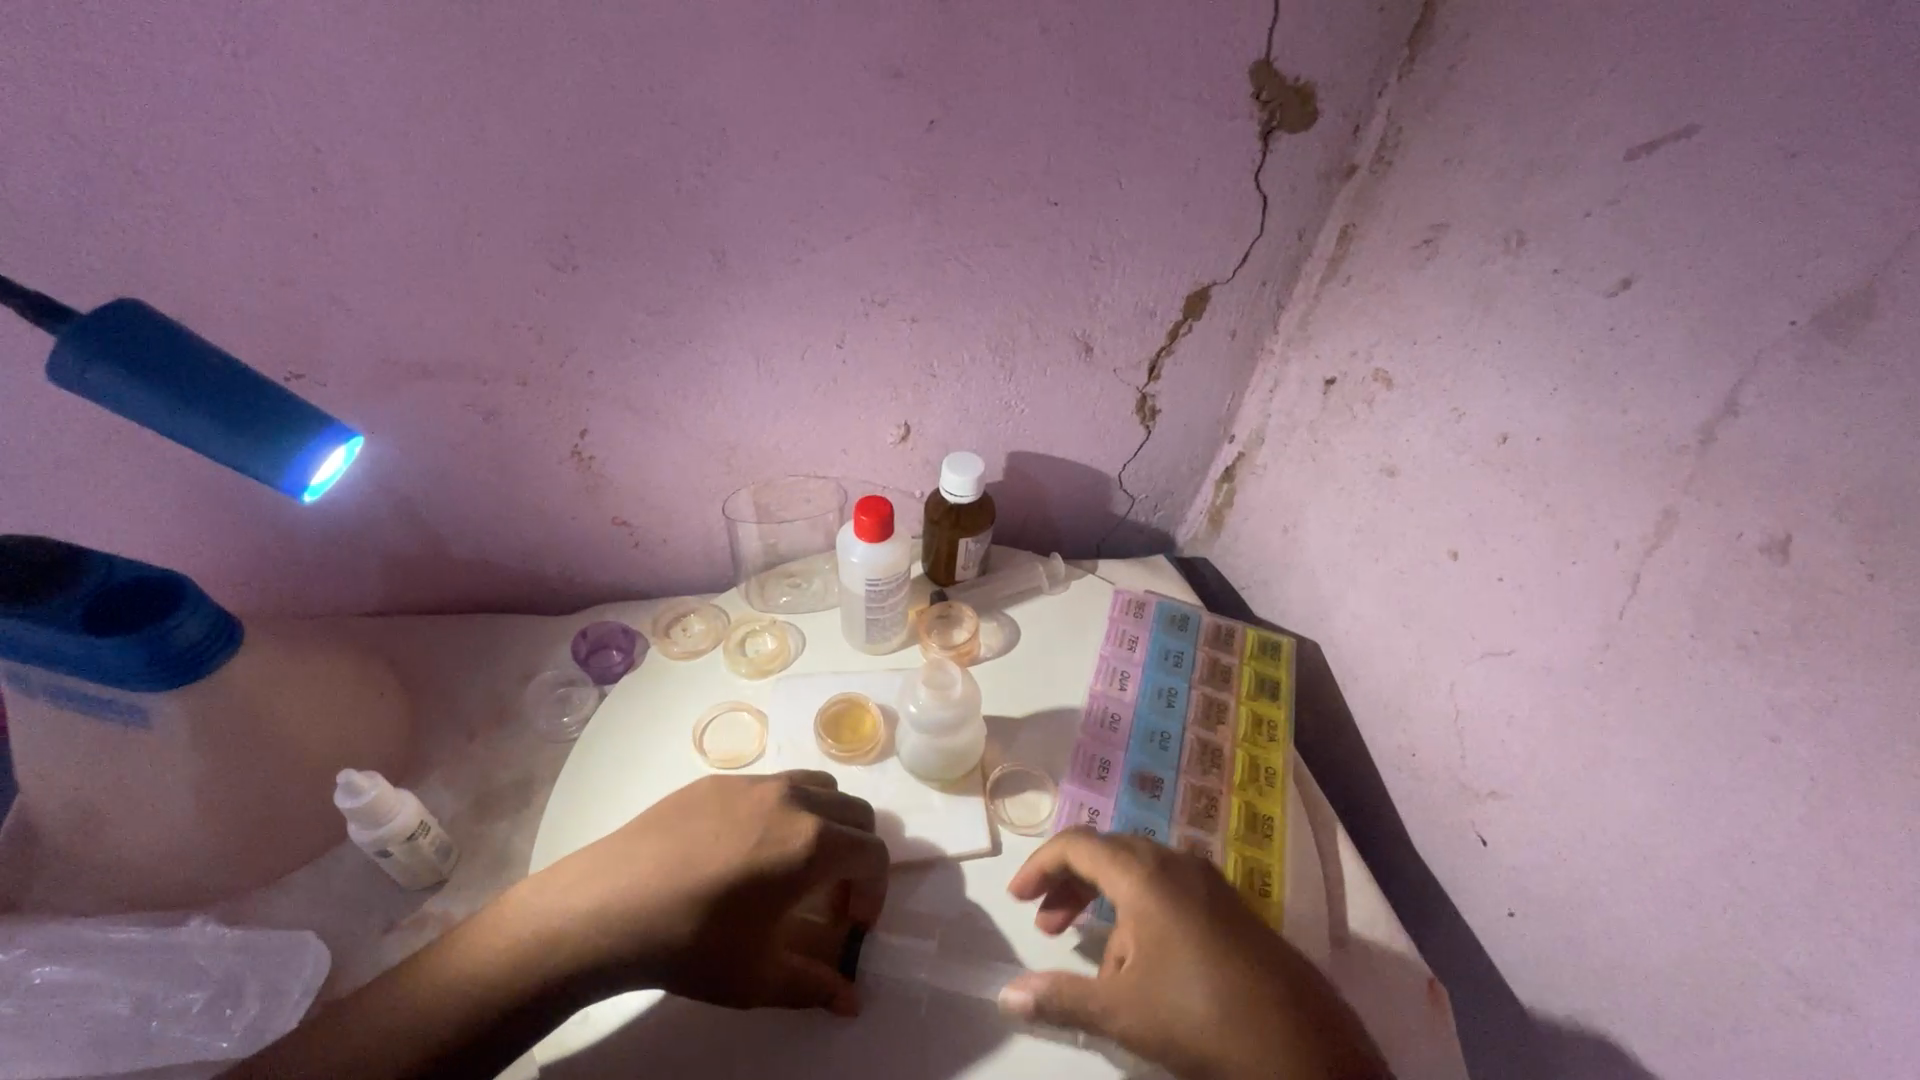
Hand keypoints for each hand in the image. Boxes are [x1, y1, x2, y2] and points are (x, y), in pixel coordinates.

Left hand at [510, 770, 888, 1016]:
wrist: (605, 907)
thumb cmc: (691, 944)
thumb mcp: (758, 977)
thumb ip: (815, 984)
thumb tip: (852, 1000)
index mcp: (813, 845)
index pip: (874, 854)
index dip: (875, 892)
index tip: (852, 925)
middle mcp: (793, 801)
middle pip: (855, 813)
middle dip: (857, 854)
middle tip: (830, 895)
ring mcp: (754, 784)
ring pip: (818, 787)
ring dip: (826, 822)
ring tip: (795, 863)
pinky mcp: (717, 780)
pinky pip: (771, 785)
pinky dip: (783, 811)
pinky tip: (742, 851)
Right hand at [997, 828, 1387, 1079]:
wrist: (1303, 1045)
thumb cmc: (1200, 1015)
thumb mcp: (1122, 1010)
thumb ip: (1061, 997)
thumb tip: (1006, 995)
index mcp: (1143, 873)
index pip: (1078, 845)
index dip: (1040, 866)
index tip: (1017, 899)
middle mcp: (1175, 863)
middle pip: (1108, 853)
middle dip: (1071, 884)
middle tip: (1047, 925)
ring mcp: (1208, 883)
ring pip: (1140, 873)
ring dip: (1106, 902)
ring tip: (1095, 958)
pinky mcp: (1229, 907)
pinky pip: (1169, 892)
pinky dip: (1140, 913)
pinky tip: (1144, 967)